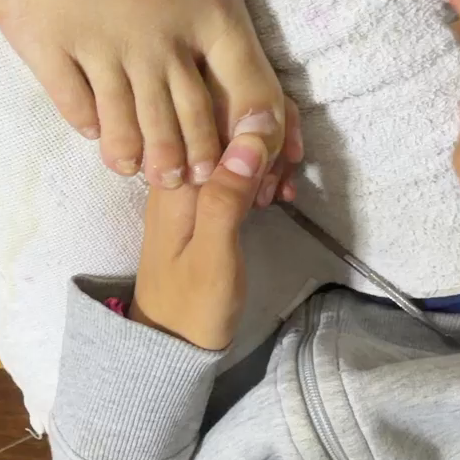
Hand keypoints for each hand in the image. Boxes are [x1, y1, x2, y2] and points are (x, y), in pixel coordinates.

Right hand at [0, 0, 300, 193]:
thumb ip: (209, 7)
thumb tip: (222, 56)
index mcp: (213, 11)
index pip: (254, 90)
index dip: (261, 135)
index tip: (261, 161)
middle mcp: (163, 41)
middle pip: (192, 121)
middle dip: (199, 159)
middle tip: (194, 180)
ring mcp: (103, 47)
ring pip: (133, 126)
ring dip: (146, 155)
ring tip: (147, 172)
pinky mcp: (46, 44)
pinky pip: (77, 105)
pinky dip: (92, 125)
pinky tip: (96, 134)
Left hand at [127, 122, 272, 349]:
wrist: (171, 345)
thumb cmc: (192, 306)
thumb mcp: (213, 256)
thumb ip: (226, 197)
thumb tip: (251, 137)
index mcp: (175, 176)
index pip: (217, 114)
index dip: (259, 121)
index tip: (286, 155)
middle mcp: (181, 168)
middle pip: (230, 119)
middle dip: (270, 136)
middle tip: (287, 179)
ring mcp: (193, 181)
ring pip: (238, 141)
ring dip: (270, 157)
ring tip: (283, 194)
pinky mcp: (207, 197)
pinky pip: (238, 166)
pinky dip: (265, 174)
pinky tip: (279, 198)